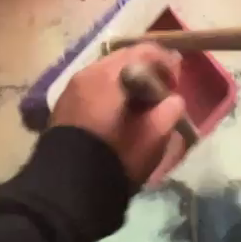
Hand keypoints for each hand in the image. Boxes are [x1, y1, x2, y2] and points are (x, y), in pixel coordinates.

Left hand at [51, 43, 189, 185]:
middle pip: (123, 58)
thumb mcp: (152, 138)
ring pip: (106, 72)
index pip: (145, 52)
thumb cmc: (115, 157)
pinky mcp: (64, 104)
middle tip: (161, 91)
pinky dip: (109, 92)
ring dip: (126, 81)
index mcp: (110, 74)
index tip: (176, 83)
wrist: (66, 189)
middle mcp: (88, 72)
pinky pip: (93, 87)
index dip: (166, 63)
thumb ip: (169, 111)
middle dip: (145, 70)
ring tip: (139, 104)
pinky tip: (118, 113)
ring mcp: (72, 87)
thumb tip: (173, 100)